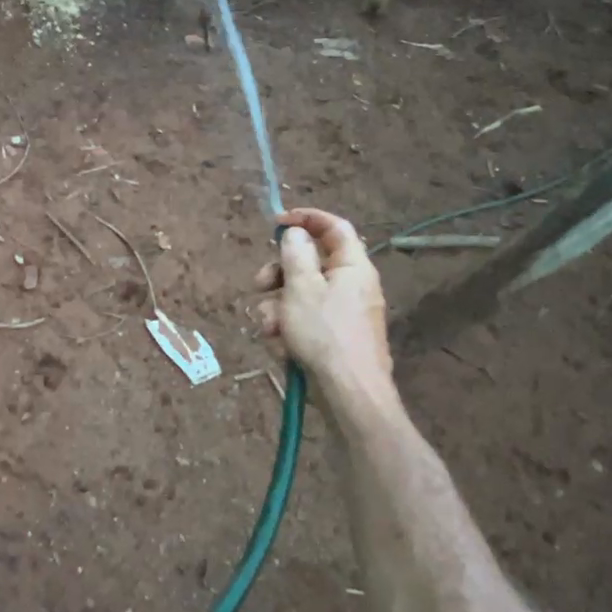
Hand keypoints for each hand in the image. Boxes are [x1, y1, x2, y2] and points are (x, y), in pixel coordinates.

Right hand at [255, 208, 391, 387]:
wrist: (348, 392)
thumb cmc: (325, 334)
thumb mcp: (301, 288)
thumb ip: (295, 256)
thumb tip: (295, 234)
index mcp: (352, 267)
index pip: (334, 228)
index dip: (306, 219)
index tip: (276, 223)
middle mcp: (350, 286)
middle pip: (308, 264)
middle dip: (277, 274)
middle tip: (258, 285)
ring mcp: (341, 313)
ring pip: (298, 295)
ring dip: (275, 308)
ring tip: (269, 328)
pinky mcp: (331, 336)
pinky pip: (301, 321)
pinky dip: (286, 329)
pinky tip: (280, 345)